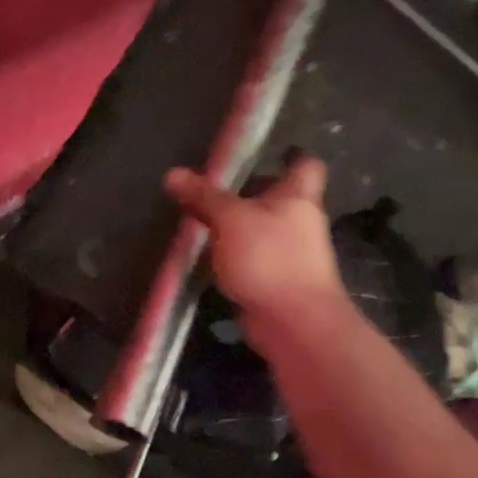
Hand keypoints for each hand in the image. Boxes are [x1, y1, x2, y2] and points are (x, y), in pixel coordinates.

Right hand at [163, 154, 346, 324]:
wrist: (293, 323)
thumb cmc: (269, 259)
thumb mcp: (229, 220)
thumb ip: (203, 198)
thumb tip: (172, 174)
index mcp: (298, 197)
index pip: (305, 165)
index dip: (289, 157)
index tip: (268, 154)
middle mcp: (301, 223)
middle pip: (279, 201)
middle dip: (252, 196)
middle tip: (216, 190)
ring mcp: (292, 258)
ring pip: (264, 235)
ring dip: (240, 232)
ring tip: (203, 224)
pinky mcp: (277, 286)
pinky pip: (254, 265)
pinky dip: (235, 263)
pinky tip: (208, 263)